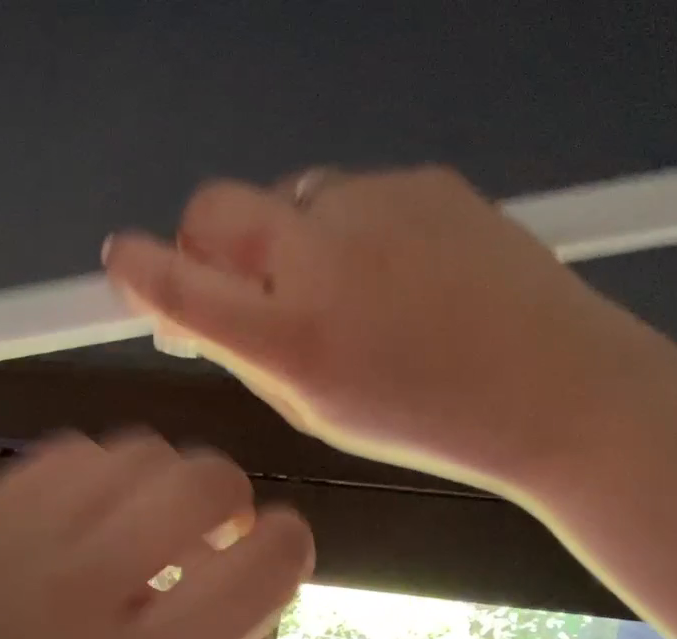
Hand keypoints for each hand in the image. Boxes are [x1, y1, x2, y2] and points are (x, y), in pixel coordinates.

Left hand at [0, 432, 313, 638]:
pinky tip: (98, 512)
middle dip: (234, 498)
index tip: (278, 547)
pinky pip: (77, 450)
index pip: (257, 571)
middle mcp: (83, 591)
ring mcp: (28, 540)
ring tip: (153, 521)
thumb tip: (267, 581)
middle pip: (202, 485)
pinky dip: (108, 473)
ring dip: (170, 481)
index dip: (290, 546)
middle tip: (216, 528)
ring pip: (142, 453)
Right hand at [102, 166, 675, 496]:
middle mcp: (323, 257)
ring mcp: (375, 205)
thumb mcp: (311, 411)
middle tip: (234, 281)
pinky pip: (347, 194)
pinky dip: (347, 228)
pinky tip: (396, 269)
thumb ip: (244, 354)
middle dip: (204, 239)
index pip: (180, 284)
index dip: (136, 268)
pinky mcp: (423, 178)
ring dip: (285, 238)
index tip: (118, 259)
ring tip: (343, 287)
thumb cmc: (422, 422)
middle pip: (215, 205)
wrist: (558, 389)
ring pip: (285, 200)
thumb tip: (193, 311)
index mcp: (292, 339)